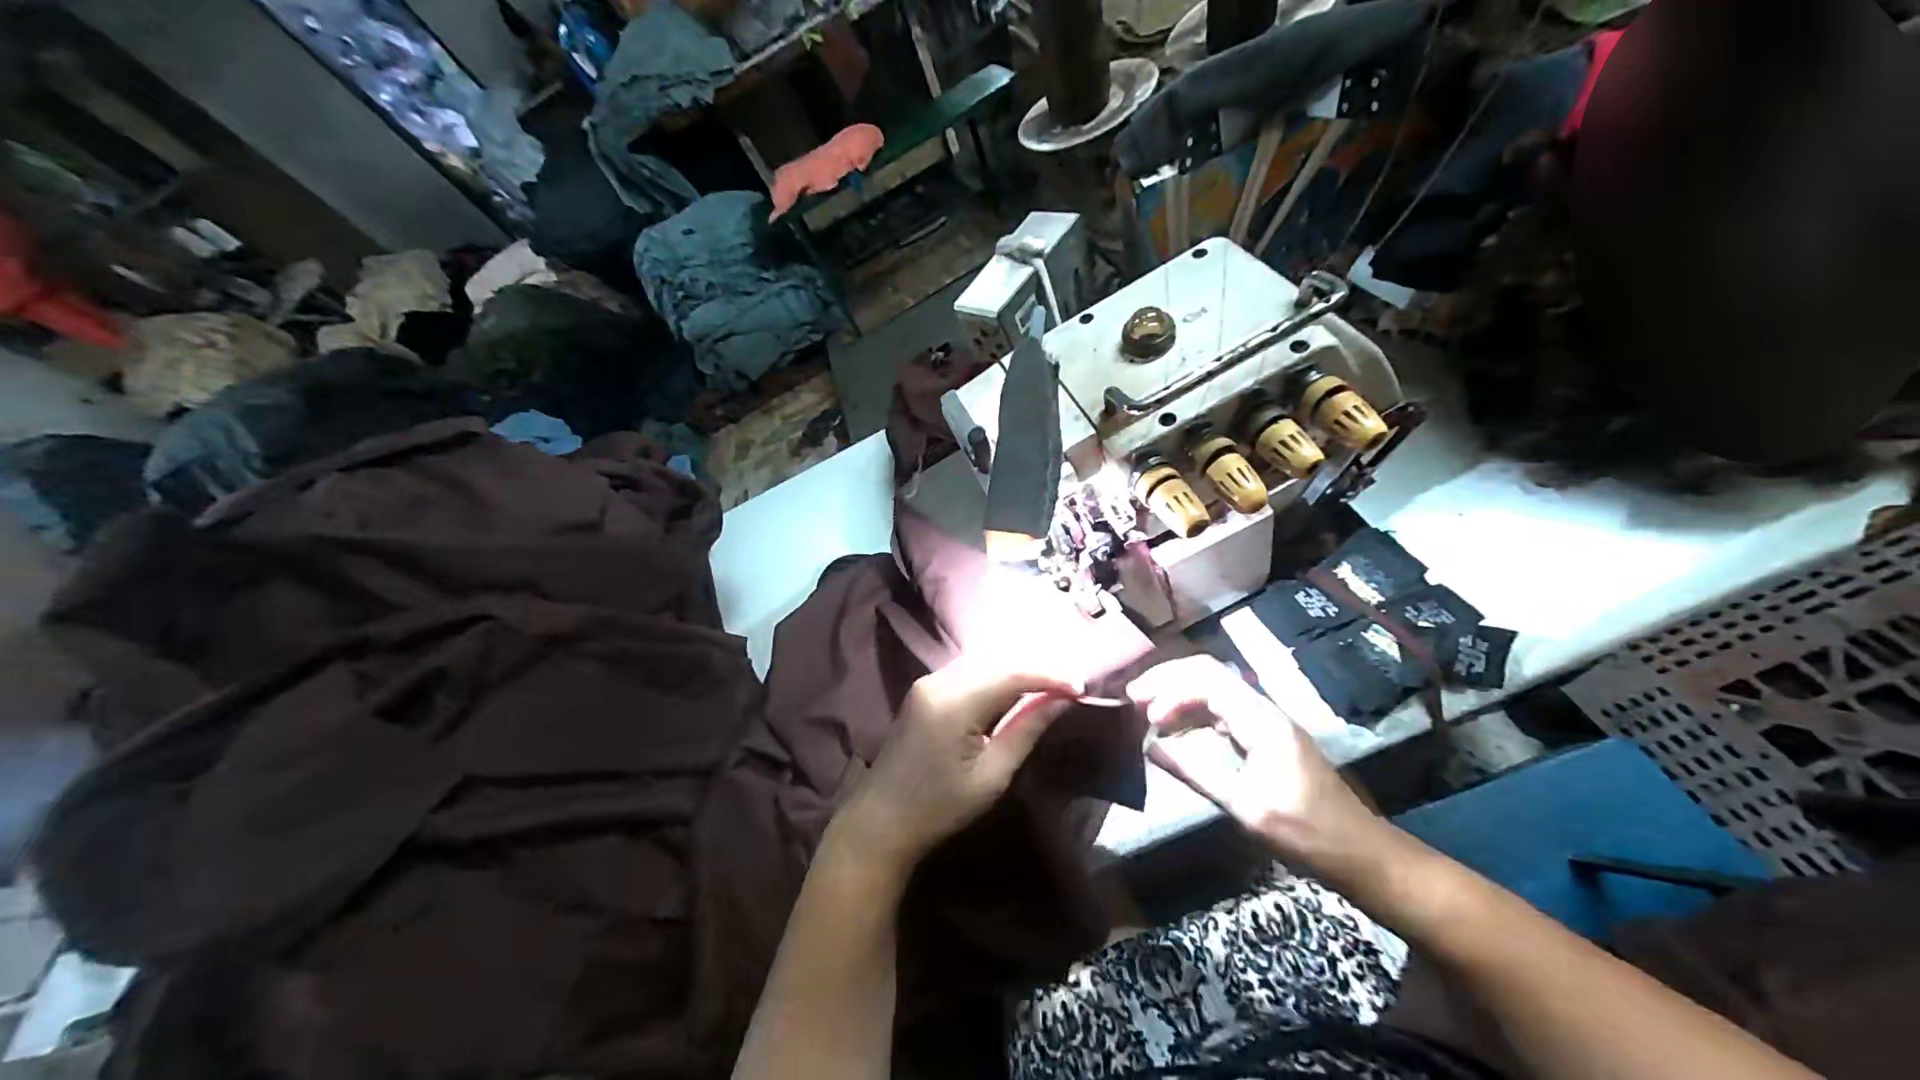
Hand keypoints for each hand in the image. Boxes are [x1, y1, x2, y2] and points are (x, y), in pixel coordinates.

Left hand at [834, 663, 1081, 872]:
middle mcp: (937, 681)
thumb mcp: (992, 775)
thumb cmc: (940, 807)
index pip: (1012, 673)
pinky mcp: (924, 690)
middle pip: (997, 659)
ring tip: (1052, 683)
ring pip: (982, 661)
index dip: (1050, 675)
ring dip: (1017, 668)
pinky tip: (1017, 688)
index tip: (1082, 687)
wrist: (881, 820)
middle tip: (1072, 682)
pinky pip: (968, 671)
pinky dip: (996, 675)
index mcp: (954, 702)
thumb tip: (1061, 698)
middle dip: (1037, 666)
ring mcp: (927, 682)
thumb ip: (1026, 729)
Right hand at [1128, 656, 1385, 868]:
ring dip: (1180, 693)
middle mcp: (1265, 710)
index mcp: (1263, 720)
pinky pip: (1224, 710)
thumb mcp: (1247, 806)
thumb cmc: (1306, 833)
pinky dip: (1195, 712)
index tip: (1145, 717)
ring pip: (1216, 688)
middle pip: (1210, 673)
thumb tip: (1151, 746)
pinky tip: (1178, 729)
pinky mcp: (1267, 737)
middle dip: (1169, 679)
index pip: (1207, 680)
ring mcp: (1268, 722)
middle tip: (1133, 696)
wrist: (1360, 853)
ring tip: (1148, 710)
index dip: (1170, 690)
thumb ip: (1197, 772)